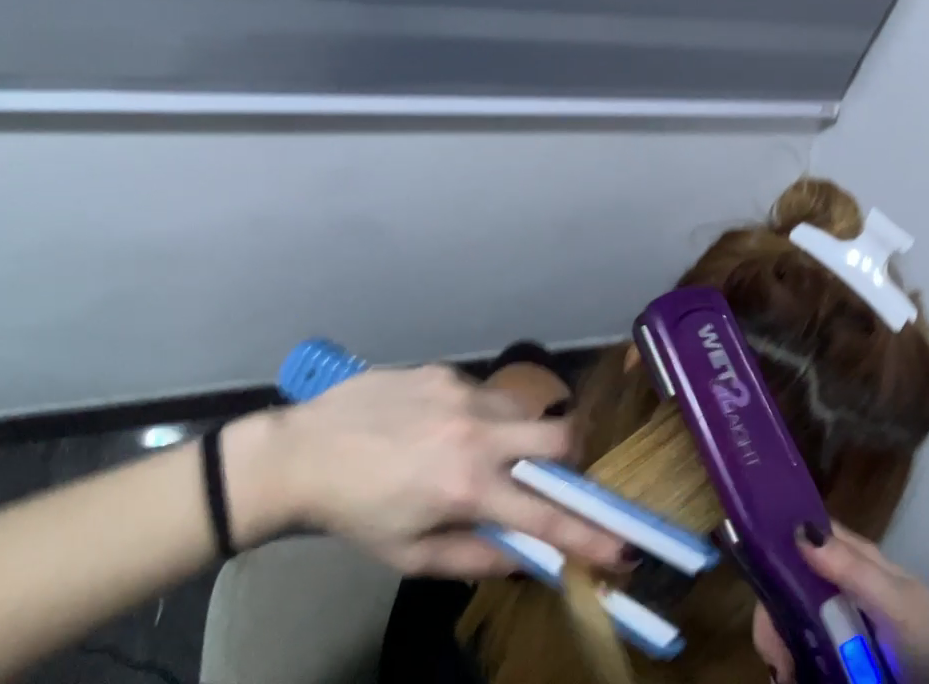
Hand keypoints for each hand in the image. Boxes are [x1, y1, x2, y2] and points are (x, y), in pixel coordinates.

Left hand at [224, 366, 624, 576]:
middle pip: (560, 438)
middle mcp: (476, 434)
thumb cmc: (357, 514)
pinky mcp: (445, 371)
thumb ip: (477, 557)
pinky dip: (483, 416)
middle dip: (574, 461)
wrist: (303, 452)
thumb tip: (528, 557)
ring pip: (525, 410)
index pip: (547, 516)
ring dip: (522, 436)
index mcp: (468, 488)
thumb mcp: (412, 556)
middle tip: (557, 476)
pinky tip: (445, 427)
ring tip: (486, 451)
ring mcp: (462, 393)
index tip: (625, 546)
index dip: (592, 535)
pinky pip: (486, 393)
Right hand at [753, 524, 928, 683]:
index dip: (779, 537)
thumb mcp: (899, 605)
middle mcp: (839, 585)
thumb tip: (798, 530)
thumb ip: (855, 569)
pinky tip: (790, 673)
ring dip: (776, 641)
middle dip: (772, 611)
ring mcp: (833, 622)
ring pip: (785, 616)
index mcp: (858, 561)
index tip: (752, 561)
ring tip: (785, 673)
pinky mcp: (829, 653)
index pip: (808, 531)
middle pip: (786, 580)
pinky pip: (795, 646)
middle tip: (775, 652)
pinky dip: (788, 660)